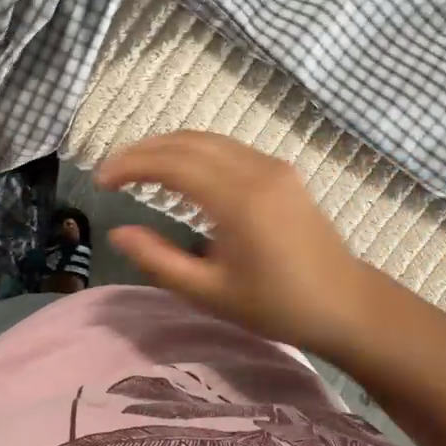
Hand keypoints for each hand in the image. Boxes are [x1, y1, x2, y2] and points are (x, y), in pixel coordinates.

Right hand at [96, 131, 381, 352]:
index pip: (171, 162)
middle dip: (143, 150)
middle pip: (187, 141)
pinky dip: (193, 151)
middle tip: (111, 172)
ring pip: (208, 139)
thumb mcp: (209, 292)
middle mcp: (256, 170)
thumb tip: (117, 233)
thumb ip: (158, 260)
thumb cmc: (277, 306)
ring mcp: (273, 167)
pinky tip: (179, 172)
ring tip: (136, 169)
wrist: (346, 304)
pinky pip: (227, 148)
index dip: (130, 165)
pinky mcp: (282, 172)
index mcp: (237, 200)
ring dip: (167, 147)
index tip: (100, 181)